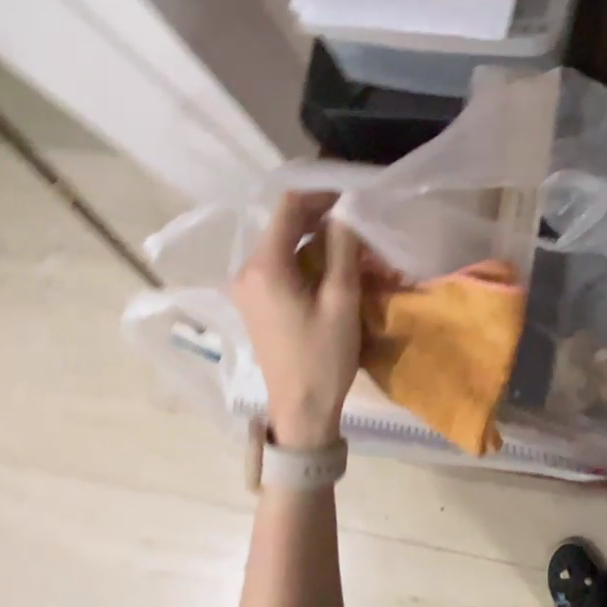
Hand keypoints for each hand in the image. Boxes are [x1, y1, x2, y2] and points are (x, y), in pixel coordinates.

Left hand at [228, 193, 361, 449]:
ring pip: (285, 247)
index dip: (321, 198)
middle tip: (360, 238)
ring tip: (355, 259)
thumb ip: (342, 248)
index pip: (288, 207)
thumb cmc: (323, 356)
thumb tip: (344, 212)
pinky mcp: (253, 302)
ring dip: (318, 246)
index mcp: (265, 266)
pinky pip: (280, 268)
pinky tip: (334, 276)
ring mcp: (246, 287)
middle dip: (323, 225)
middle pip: (285, 226)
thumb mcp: (342, 299)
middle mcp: (247, 270)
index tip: (352, 206)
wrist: (300, 408)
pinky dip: (307, 264)